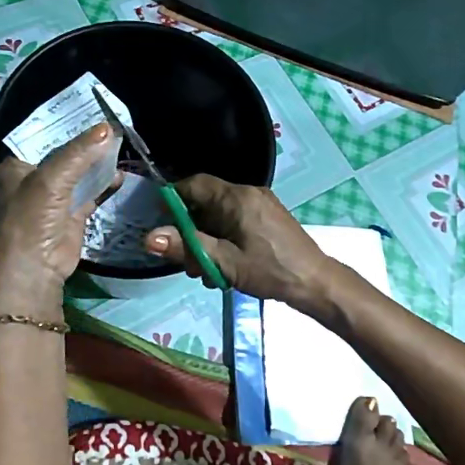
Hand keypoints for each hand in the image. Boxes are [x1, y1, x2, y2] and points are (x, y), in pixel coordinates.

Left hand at [0, 124, 118, 311]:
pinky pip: (92, 189)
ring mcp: (55, 195)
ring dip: (98, 159)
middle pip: (65, 150)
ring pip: (80, 169)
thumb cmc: (32, 218)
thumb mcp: (52, 178)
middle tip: (114, 120)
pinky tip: (122, 172)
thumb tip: (108, 128)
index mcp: (16, 165)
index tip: (92, 106)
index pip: (42, 134)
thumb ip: (79, 152)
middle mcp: (34, 177)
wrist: (36, 269)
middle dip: (87, 139)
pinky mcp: (73, 211)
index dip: (65, 121)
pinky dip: (106, 181)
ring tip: (123, 141)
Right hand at [144, 175, 348, 314]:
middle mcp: (250, 193)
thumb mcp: (224, 263)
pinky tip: (225, 266)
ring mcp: (262, 204)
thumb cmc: (269, 270)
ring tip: (207, 271)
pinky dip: (224, 238)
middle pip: (207, 201)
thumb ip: (187, 247)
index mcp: (238, 198)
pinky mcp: (269, 216)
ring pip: (221, 214)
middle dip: (191, 230)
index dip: (173, 199)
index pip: (195, 183)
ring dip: (208, 239)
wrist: (314, 281)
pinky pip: (236, 219)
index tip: (160, 222)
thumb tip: (149, 237)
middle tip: (187, 262)